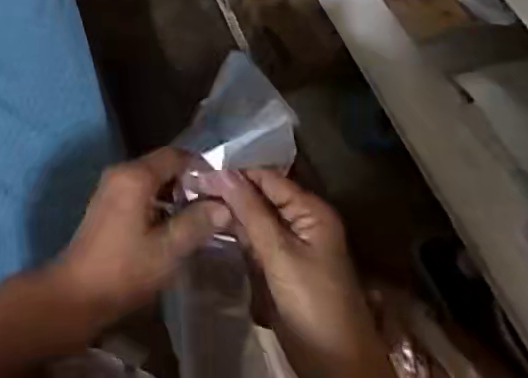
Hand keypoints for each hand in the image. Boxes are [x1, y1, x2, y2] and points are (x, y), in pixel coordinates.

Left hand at [47, 147, 230, 325]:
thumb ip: (196, 224)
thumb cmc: (124, 270)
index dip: (201, 167)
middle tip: (215, 204)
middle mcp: (121, 171)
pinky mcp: (107, 203)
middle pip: (162, 164)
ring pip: (152, 178)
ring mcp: (111, 186)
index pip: (175, 155)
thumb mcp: (167, 250)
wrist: (77, 294)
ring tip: (200, 217)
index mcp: (135, 176)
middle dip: (189, 181)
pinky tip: (174, 225)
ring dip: (175, 193)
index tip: (223, 188)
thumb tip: (224, 206)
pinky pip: (140, 190)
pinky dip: (159, 201)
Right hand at [210, 169, 391, 377]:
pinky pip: (257, 240)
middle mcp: (302, 221)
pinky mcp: (282, 266)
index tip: (198, 169)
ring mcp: (292, 245)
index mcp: (311, 210)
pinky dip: (238, 234)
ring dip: (230, 212)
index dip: (234, 171)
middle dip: (230, 191)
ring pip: (256, 218)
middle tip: (190, 186)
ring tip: (194, 201)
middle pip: (261, 196)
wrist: (337, 368)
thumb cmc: (313, 304)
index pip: (267, 177)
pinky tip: (211, 226)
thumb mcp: (280, 254)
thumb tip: (221, 172)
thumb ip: (250, 211)